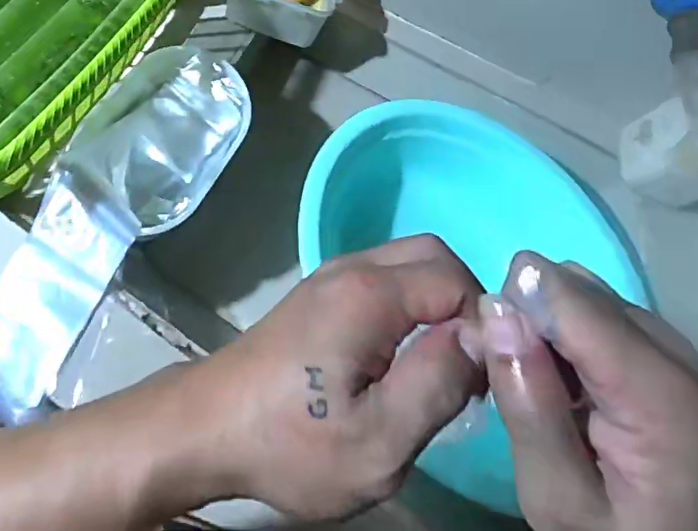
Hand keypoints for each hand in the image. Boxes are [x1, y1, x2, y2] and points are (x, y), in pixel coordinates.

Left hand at [173, 235, 484, 519]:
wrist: (211, 426)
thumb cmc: (292, 442)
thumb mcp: (380, 438)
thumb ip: (438, 381)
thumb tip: (485, 337)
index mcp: (364, 294)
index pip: (455, 278)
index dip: (484, 325)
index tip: (483, 381)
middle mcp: (346, 270)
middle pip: (431, 255)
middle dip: (465, 304)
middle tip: (468, 372)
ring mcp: (328, 279)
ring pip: (405, 265)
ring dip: (437, 307)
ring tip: (441, 374)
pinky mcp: (319, 297)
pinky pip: (382, 282)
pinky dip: (410, 309)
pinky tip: (404, 364)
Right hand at [472, 251, 697, 530]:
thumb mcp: (553, 495)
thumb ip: (526, 403)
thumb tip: (494, 307)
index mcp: (658, 391)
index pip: (560, 290)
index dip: (510, 309)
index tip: (491, 355)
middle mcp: (680, 356)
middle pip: (569, 284)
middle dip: (526, 314)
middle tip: (516, 377)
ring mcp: (682, 354)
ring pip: (580, 290)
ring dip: (545, 322)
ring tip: (543, 384)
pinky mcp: (673, 358)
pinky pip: (597, 309)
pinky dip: (566, 331)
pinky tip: (568, 383)